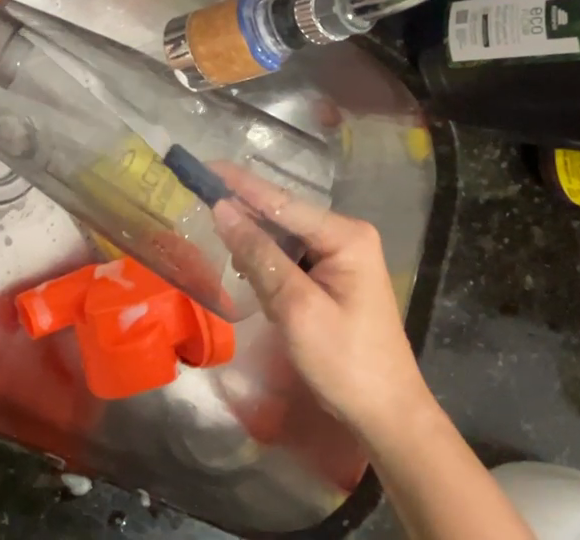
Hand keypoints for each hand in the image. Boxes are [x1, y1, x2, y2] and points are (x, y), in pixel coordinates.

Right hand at [209, 173, 432, 440]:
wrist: (386, 415)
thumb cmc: (345, 361)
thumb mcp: (295, 306)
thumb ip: (258, 253)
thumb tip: (220, 208)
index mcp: (344, 236)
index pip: (279, 201)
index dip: (236, 183)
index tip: (199, 165)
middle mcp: (344, 236)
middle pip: (279, 213)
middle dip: (240, 209)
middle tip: (193, 196)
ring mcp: (338, 256)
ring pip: (279, 235)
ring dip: (248, 237)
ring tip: (208, 227)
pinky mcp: (329, 277)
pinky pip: (286, 255)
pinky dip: (261, 258)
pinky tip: (241, 264)